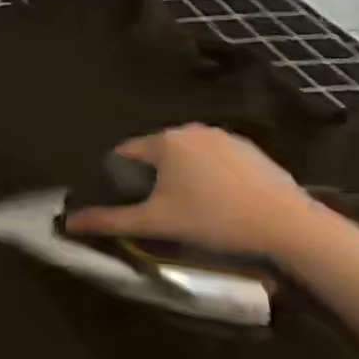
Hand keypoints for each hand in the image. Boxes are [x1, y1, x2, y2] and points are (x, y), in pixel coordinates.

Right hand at [64, 123, 332, 254]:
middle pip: (155, 154)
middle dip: (150, 178)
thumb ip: (109, 220)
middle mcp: (191, 130)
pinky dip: (208, 176)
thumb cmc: (213, 220)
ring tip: (190, 209)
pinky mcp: (252, 150)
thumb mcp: (154, 224)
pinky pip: (213, 160)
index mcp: (164, 141)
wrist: (290, 228)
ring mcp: (225, 137)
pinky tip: (219, 203)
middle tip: (159, 211)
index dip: (120, 179)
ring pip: (185, 156)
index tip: (130, 204)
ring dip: (179, 177)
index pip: (124, 154)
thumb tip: (68, 223)